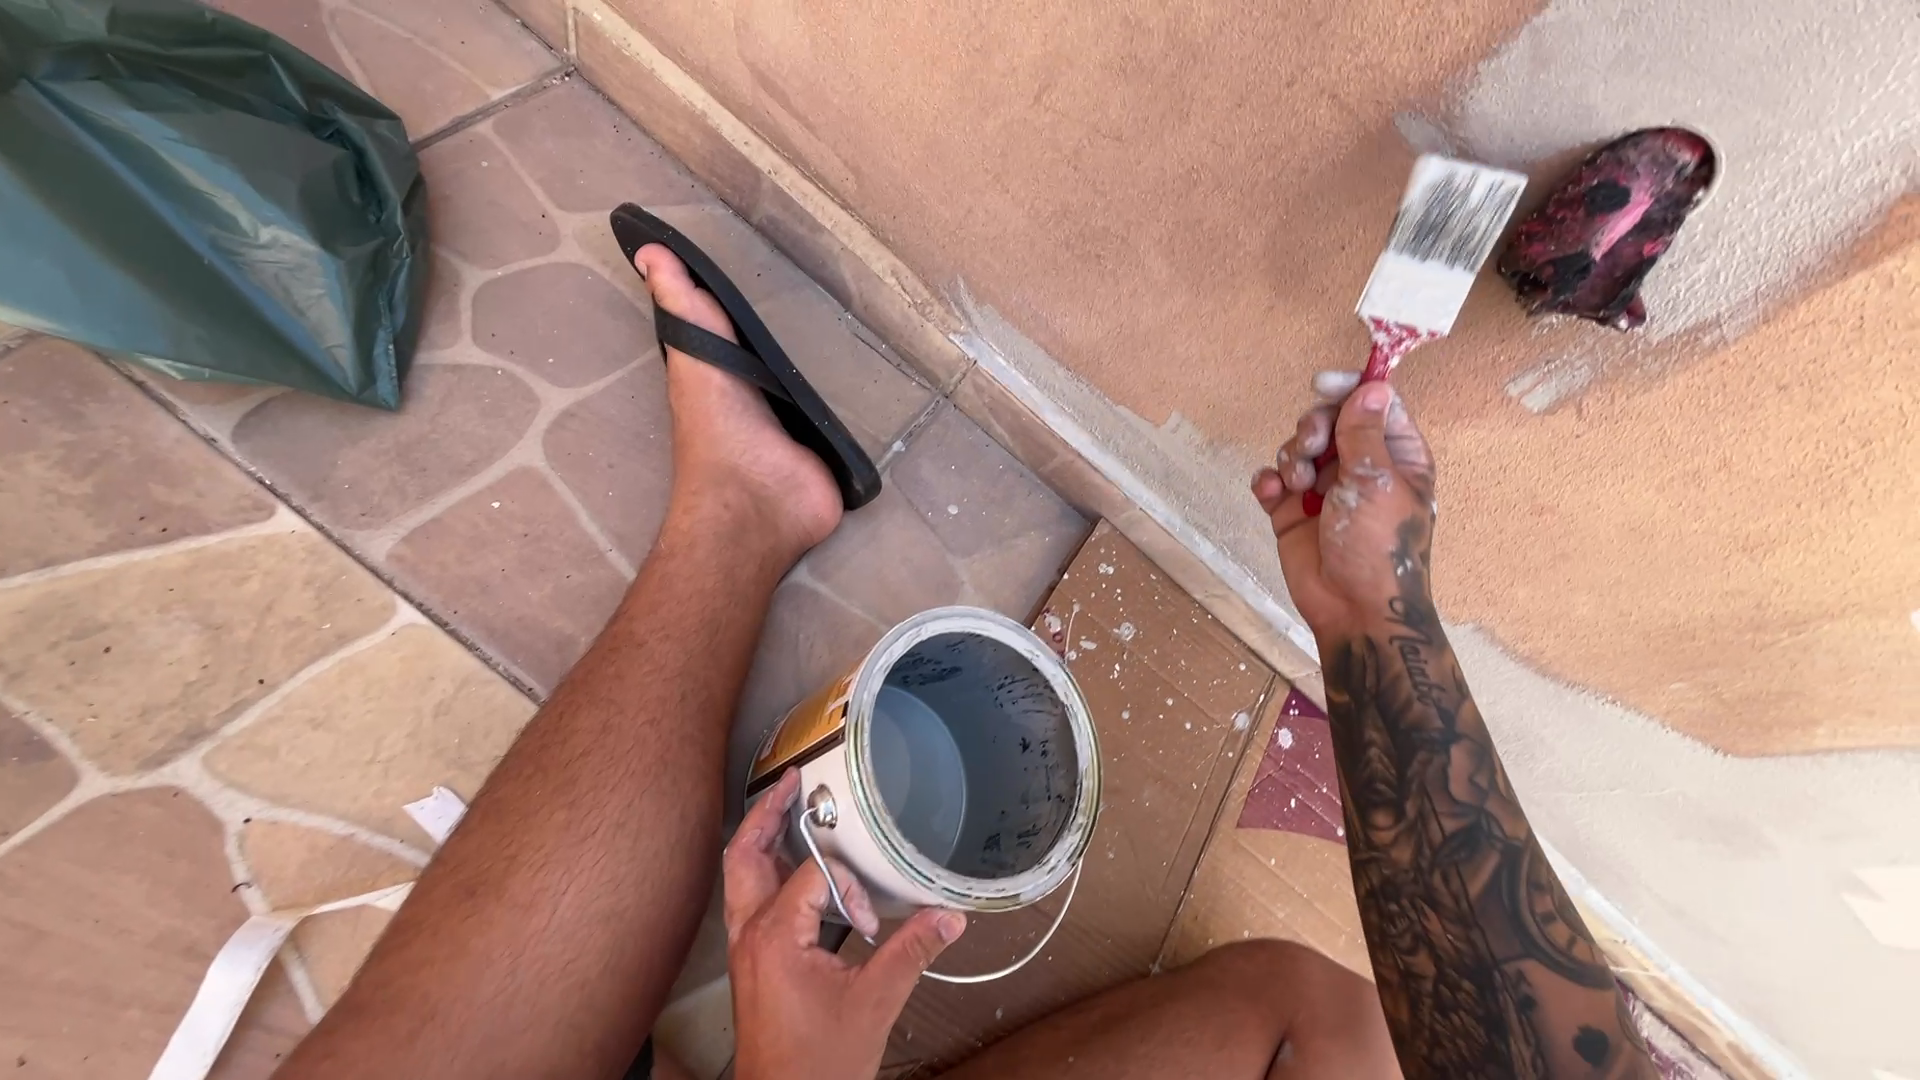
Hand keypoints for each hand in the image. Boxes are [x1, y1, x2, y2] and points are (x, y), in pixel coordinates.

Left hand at [725, 769, 967, 1079]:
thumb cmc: (819, 1064)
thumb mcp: (875, 1002)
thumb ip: (913, 950)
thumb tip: (951, 916)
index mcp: (775, 936)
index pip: (813, 874)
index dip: (848, 884)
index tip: (869, 917)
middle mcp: (749, 933)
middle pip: (745, 854)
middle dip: (767, 813)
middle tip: (791, 781)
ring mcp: (744, 947)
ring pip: (740, 874)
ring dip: (762, 838)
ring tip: (785, 808)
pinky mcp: (749, 960)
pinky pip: (749, 897)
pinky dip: (766, 869)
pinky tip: (789, 866)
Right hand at [1251, 373, 1435, 640]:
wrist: (1351, 606)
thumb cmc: (1378, 546)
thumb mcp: (1377, 482)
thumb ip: (1365, 432)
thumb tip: (1373, 387)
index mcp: (1395, 455)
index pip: (1373, 405)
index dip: (1348, 389)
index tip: (1322, 384)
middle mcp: (1358, 466)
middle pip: (1328, 421)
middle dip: (1312, 429)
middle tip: (1312, 449)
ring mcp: (1323, 489)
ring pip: (1297, 448)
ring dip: (1290, 458)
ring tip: (1296, 485)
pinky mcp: (1291, 511)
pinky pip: (1272, 479)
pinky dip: (1268, 482)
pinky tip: (1272, 495)